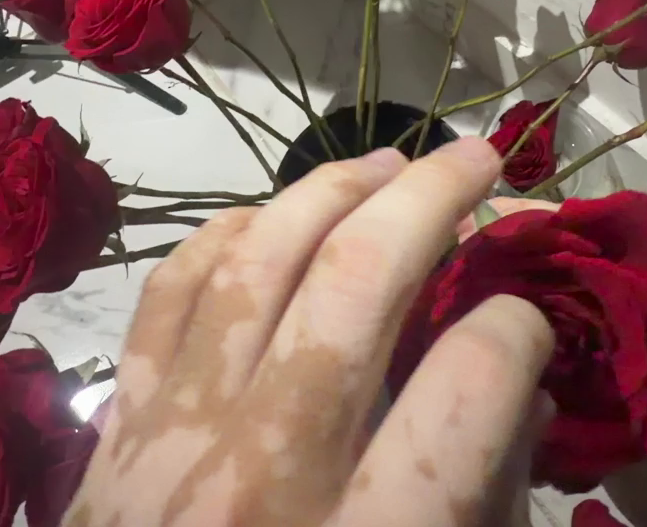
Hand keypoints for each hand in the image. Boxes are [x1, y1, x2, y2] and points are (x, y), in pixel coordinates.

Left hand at [66, 139, 555, 526]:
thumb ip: (490, 503)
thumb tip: (524, 384)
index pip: (465, 389)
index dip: (517, 329)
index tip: (529, 314)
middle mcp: (263, 477)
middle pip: (356, 285)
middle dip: (432, 199)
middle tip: (478, 155)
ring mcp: (173, 440)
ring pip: (257, 261)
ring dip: (331, 191)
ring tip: (386, 161)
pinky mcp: (117, 428)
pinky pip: (169, 295)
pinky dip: (223, 237)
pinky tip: (269, 215)